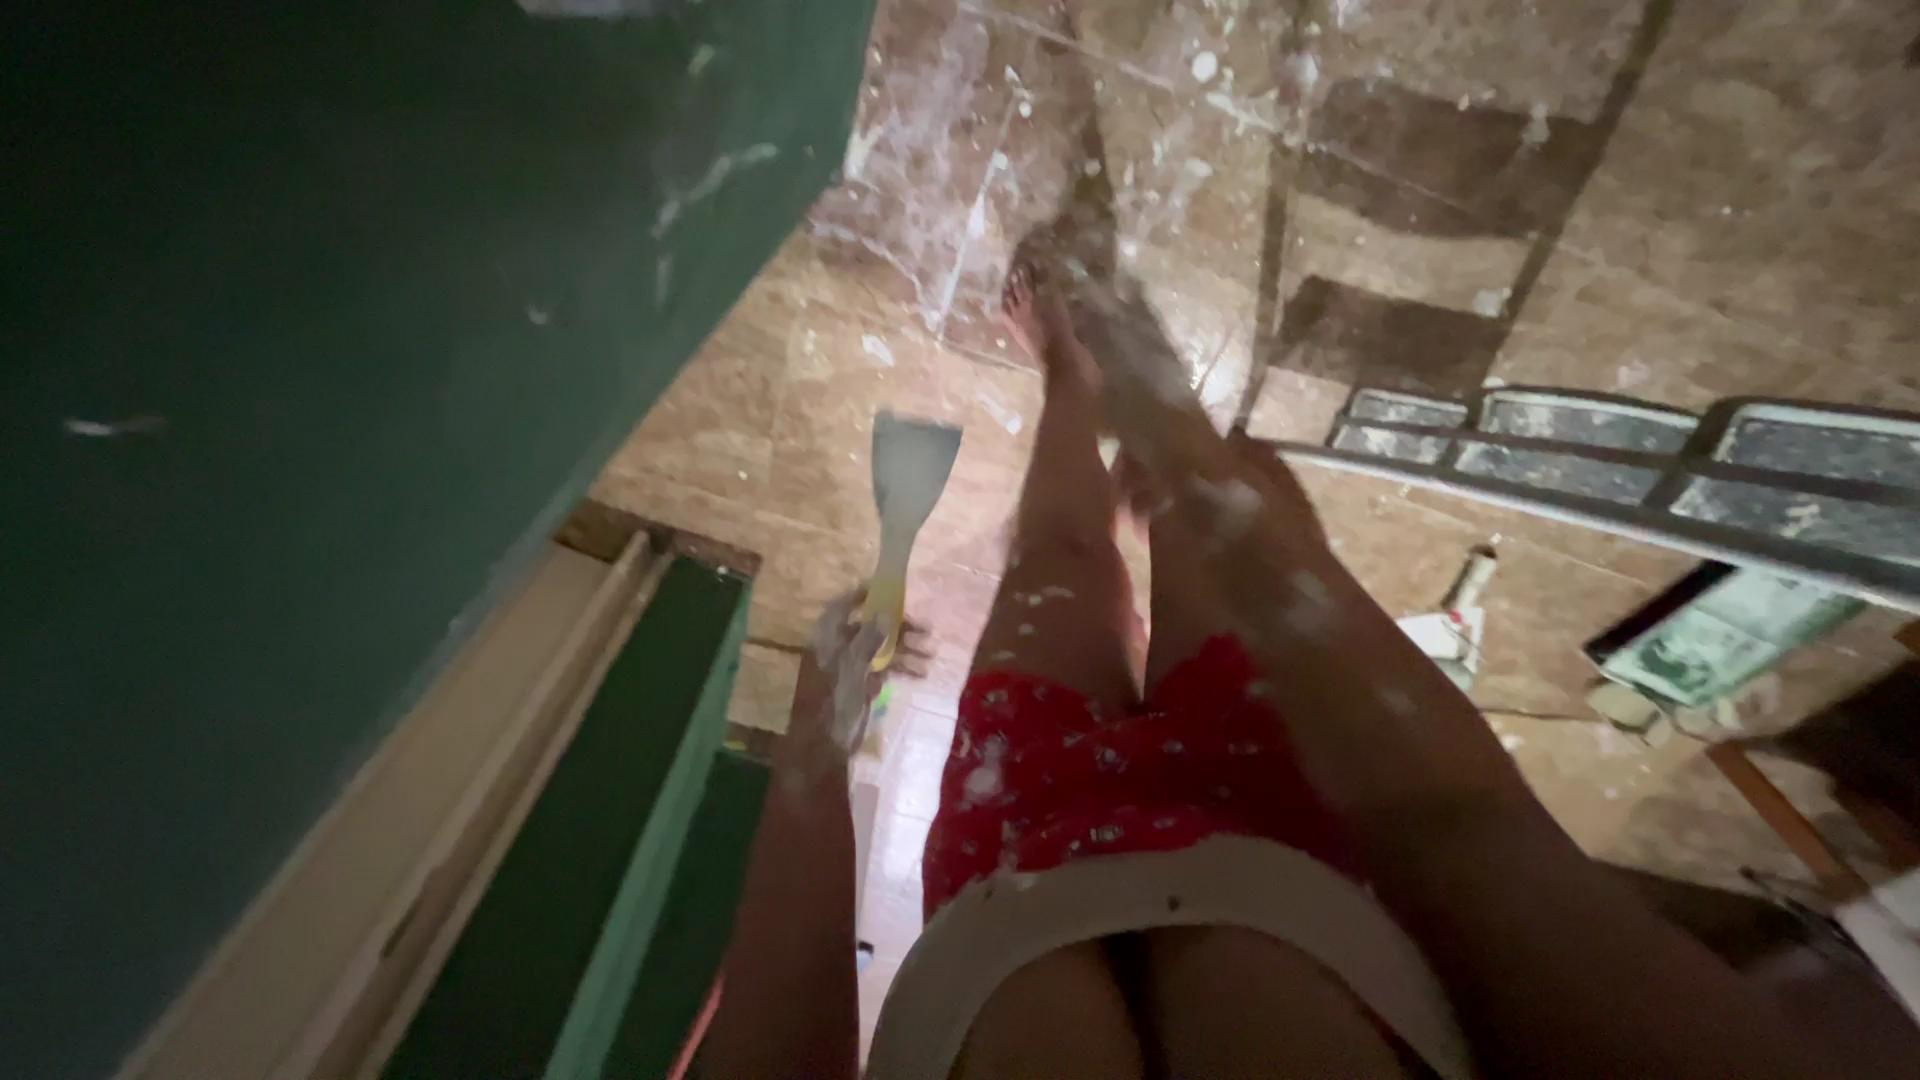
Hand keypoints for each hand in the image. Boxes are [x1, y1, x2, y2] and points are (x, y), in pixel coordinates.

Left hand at [786, 588, 930, 761]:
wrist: (823, 746)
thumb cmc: (832, 700)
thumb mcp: (850, 666)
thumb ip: (868, 639)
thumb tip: (885, 613)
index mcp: (826, 638)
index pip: (843, 606)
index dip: (863, 595)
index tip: (890, 591)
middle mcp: (838, 648)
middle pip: (869, 627)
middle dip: (897, 626)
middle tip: (926, 629)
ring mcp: (850, 667)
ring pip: (880, 648)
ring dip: (905, 649)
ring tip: (930, 655)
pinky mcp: (861, 685)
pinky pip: (884, 669)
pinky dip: (901, 668)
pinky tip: (921, 673)